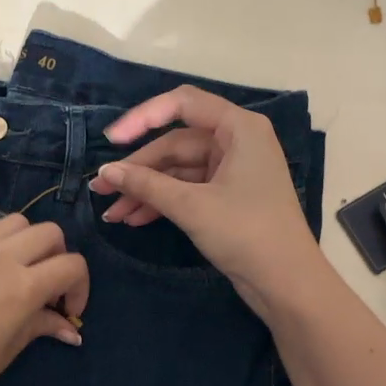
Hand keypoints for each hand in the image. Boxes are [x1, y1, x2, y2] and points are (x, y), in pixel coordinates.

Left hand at [0, 214, 88, 385]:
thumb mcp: (7, 351)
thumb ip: (40, 327)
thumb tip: (70, 329)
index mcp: (22, 287)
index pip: (71, 266)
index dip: (81, 288)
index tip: (69, 312)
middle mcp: (1, 258)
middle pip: (50, 234)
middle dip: (60, 259)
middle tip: (49, 292)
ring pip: (19, 223)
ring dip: (31, 244)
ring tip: (23, 275)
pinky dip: (3, 243)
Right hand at [89, 85, 330, 315]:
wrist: (285, 281)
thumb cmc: (246, 233)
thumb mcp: (192, 207)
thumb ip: (146, 185)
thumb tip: (106, 173)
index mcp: (239, 129)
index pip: (183, 104)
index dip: (143, 118)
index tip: (111, 141)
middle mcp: (236, 142)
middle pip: (175, 144)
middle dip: (138, 169)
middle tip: (100, 190)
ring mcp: (231, 172)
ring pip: (177, 172)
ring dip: (145, 191)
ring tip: (112, 213)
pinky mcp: (227, 198)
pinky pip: (187, 191)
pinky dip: (162, 203)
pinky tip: (135, 219)